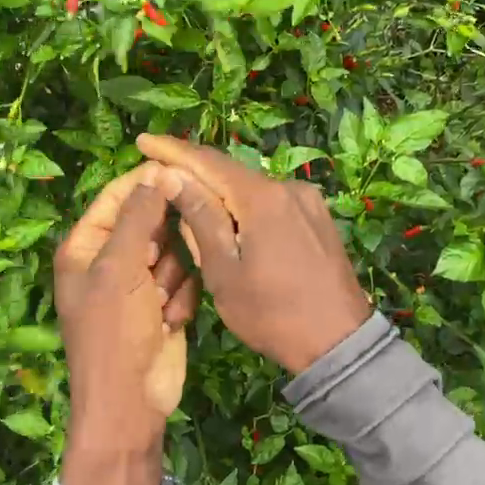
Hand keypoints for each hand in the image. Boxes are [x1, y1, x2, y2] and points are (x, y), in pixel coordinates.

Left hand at [52, 163, 199, 484]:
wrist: (131, 403)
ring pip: (172, 251)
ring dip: (172, 277)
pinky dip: (181, 299)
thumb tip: (157, 172)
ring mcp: (137, 283)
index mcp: (85, 246)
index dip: (145, 181)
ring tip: (159, 304)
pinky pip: (184, 280)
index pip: (116, 196)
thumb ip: (138, 217)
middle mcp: (108, 259)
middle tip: (161, 262)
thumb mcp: (120, 269)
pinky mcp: (162, 303)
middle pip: (149, 222)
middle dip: (162, 243)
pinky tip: (170, 322)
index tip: (179, 167)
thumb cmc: (114, 333)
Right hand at [135, 134, 369, 373]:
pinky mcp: (317, 219)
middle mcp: (288, 188)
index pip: (208, 162)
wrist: (341, 345)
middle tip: (158, 167)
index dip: (172, 150)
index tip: (143, 140)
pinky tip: (228, 218)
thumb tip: (172, 176)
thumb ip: (199, 218)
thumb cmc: (272, 314)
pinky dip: (244, 205)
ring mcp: (308, 202)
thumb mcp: (223, 271)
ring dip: (219, 191)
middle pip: (231, 171)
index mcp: (263, 198)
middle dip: (193, 170)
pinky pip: (271, 202)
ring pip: (251, 188)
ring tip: (188, 197)